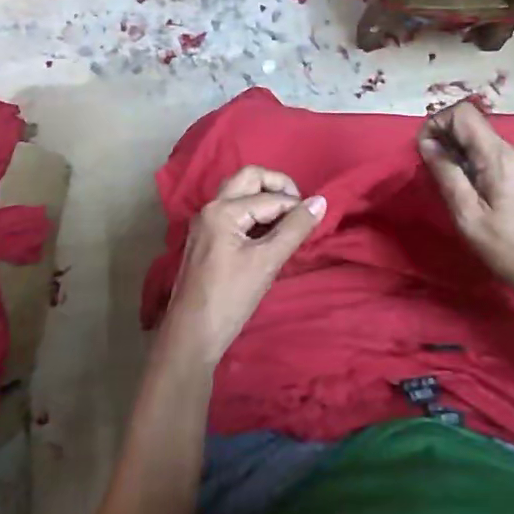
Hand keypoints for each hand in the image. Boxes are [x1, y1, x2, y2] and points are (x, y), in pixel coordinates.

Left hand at [160, 165, 325, 364]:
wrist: (192, 336)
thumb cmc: (230, 298)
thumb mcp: (268, 261)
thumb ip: (295, 228)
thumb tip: (321, 201)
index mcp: (223, 210)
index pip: (271, 198)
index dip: (296, 208)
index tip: (314, 223)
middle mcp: (210, 208)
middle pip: (249, 178)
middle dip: (278, 186)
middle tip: (299, 207)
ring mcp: (205, 223)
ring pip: (240, 193)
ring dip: (265, 198)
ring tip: (287, 221)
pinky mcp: (206, 238)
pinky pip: (234, 211)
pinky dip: (254, 213)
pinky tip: (270, 233)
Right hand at [417, 101, 513, 317]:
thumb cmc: (508, 249)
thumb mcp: (468, 215)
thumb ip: (446, 174)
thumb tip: (428, 144)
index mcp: (500, 155)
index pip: (463, 112)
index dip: (437, 123)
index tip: (424, 151)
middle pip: (474, 125)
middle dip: (446, 139)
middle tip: (432, 171)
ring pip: (484, 141)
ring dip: (460, 153)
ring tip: (451, 185)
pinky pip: (497, 157)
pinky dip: (477, 164)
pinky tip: (474, 193)